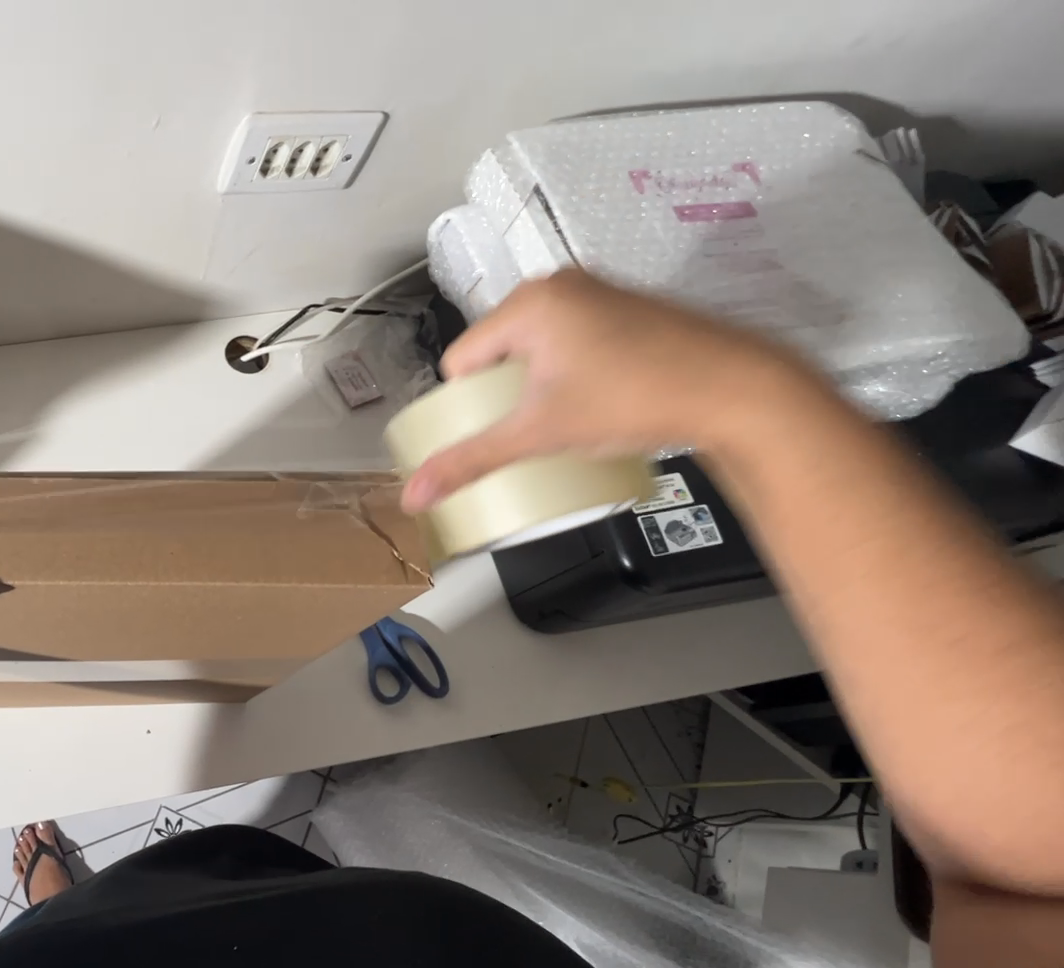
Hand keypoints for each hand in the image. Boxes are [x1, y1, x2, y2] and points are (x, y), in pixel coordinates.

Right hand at [401, 270, 832, 512]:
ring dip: (533, 382)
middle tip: (531, 423)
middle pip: (493, 352)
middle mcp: (559, 285)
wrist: (741, 392)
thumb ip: (470, 462)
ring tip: (562, 413)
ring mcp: (595, 292)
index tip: (498, 424)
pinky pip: (565, 339)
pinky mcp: (623, 307)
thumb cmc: (641, 397)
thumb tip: (415, 494)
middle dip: (503, 392)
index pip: (460, 360)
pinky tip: (590, 395)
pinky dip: (564, 368)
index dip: (470, 400)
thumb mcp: (539, 435)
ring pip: (530, 347)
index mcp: (529, 303)